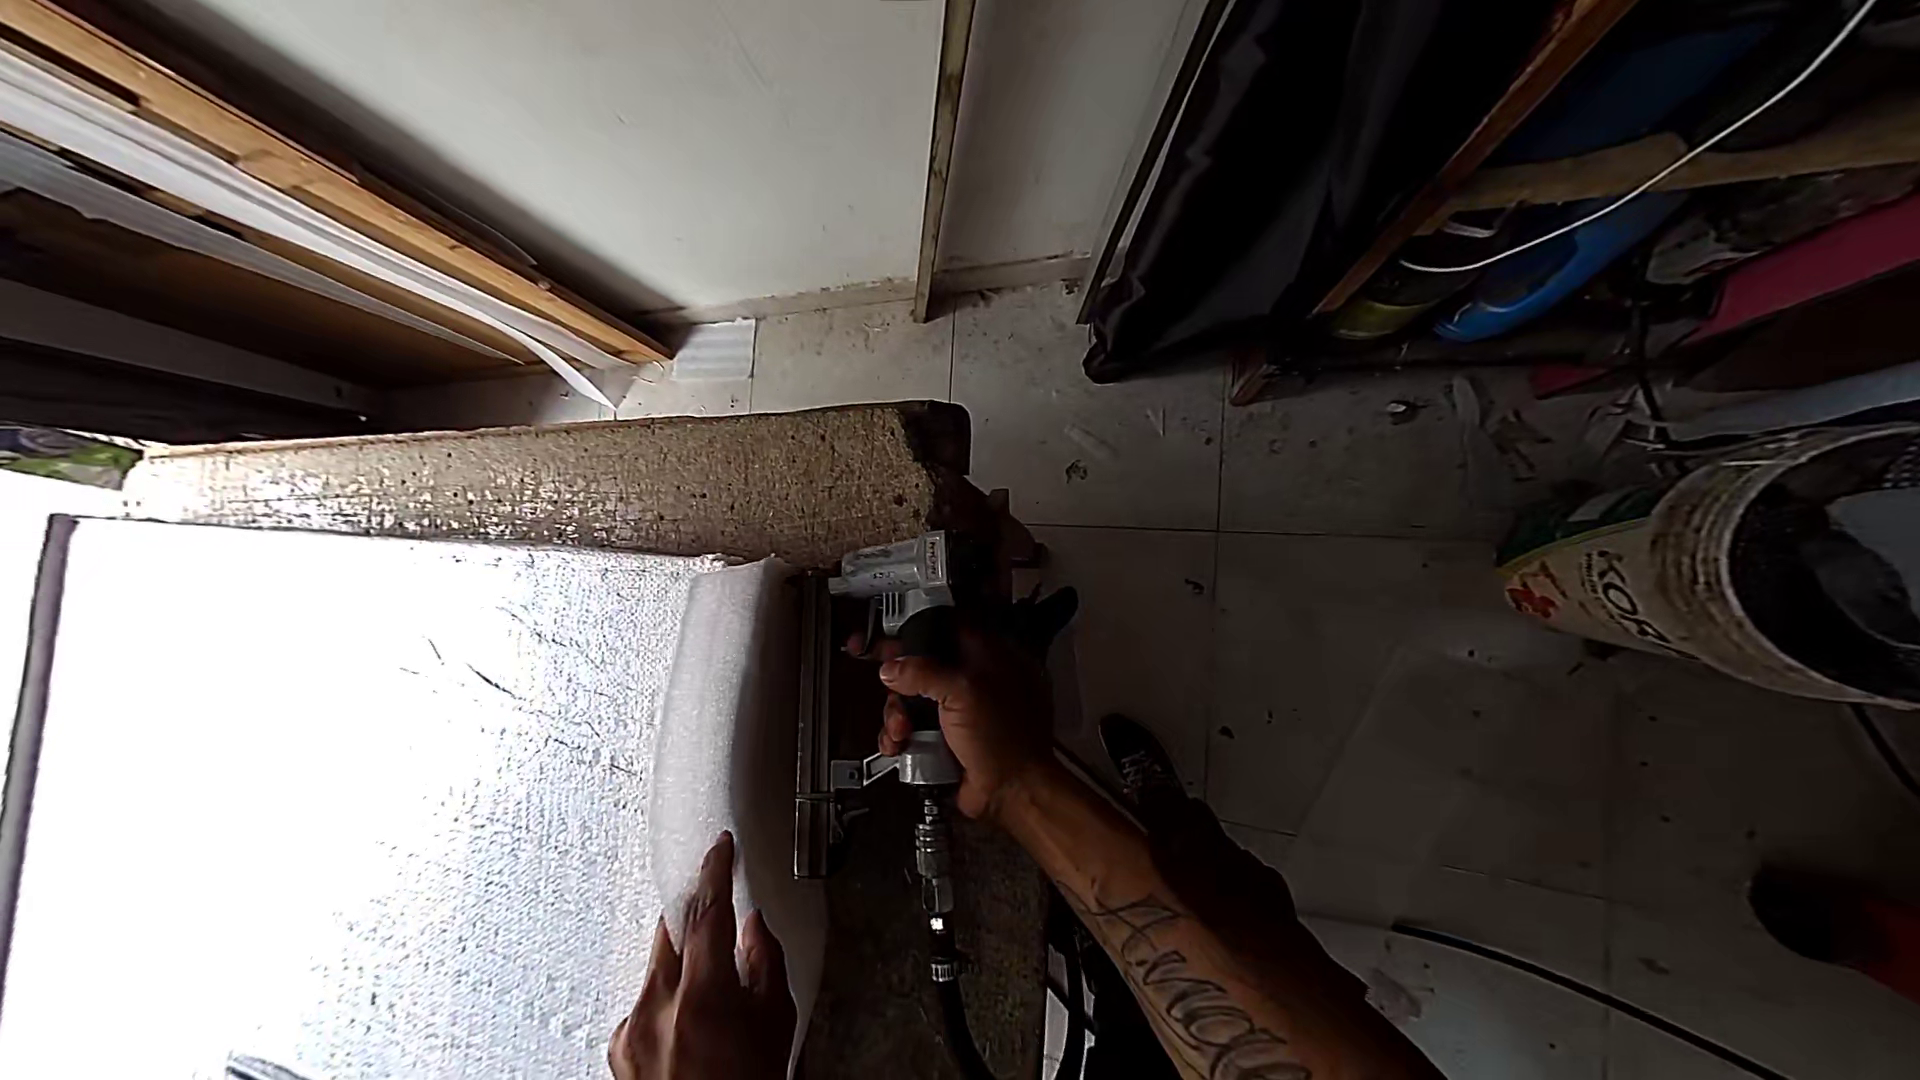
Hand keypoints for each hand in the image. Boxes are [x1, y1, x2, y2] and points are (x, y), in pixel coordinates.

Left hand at [609, 832, 795, 1078]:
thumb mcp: (775, 1019)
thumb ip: (766, 959)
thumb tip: (752, 925)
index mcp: (701, 994)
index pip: (707, 909)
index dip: (716, 869)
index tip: (720, 848)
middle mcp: (657, 1007)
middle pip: (673, 929)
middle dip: (696, 912)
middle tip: (717, 907)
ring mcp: (632, 1029)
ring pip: (659, 962)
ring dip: (684, 956)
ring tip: (712, 983)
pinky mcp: (618, 1048)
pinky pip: (644, 996)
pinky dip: (667, 990)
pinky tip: (689, 1013)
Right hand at [853, 623, 1056, 822]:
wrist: (1011, 792)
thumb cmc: (1001, 736)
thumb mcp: (963, 692)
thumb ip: (924, 672)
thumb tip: (891, 668)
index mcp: (987, 656)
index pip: (947, 627)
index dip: (917, 629)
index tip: (892, 638)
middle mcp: (971, 679)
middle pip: (921, 665)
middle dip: (900, 681)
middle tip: (890, 688)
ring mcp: (956, 710)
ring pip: (911, 699)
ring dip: (897, 714)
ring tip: (901, 731)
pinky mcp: (943, 738)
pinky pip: (911, 729)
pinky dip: (899, 737)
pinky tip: (898, 745)